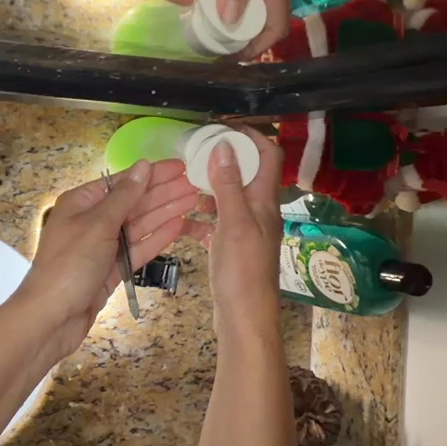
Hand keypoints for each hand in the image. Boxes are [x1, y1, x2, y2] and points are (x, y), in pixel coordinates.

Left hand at [15, 158, 201, 358]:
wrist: (51, 317)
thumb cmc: (68, 265)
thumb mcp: (97, 225)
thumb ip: (124, 197)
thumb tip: (142, 166)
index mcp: (81, 203)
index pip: (122, 183)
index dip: (152, 174)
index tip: (180, 167)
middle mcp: (91, 221)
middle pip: (133, 203)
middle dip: (163, 193)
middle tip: (196, 184)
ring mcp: (102, 246)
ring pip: (139, 225)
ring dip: (165, 213)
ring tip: (194, 201)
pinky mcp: (111, 269)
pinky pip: (138, 248)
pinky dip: (157, 238)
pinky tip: (178, 226)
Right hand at [194, 128, 285, 332]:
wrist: (244, 318)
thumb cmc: (243, 272)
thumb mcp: (233, 224)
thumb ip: (229, 185)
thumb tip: (224, 145)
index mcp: (264, 202)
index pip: (267, 155)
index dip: (251, 135)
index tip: (222, 126)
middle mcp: (257, 211)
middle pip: (245, 173)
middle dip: (222, 157)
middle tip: (194, 150)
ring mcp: (243, 230)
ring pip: (226, 197)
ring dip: (207, 185)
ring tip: (181, 179)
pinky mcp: (228, 246)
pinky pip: (212, 223)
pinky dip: (196, 216)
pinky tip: (178, 218)